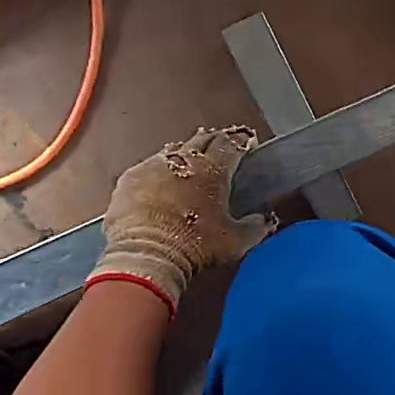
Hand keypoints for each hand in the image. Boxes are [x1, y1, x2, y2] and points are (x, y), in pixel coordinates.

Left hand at [87, 126, 275, 313]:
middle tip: (220, 147)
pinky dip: (157, 172)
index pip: (231, 144)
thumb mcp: (235, 241)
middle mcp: (183, 160)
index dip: (240, 142)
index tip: (246, 143)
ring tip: (189, 163)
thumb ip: (255, 227)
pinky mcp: (129, 179)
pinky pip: (147, 168)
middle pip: (202, 140)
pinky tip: (158, 183)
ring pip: (173, 151)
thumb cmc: (196, 246)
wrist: (147, 255)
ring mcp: (153, 166)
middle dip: (213, 141)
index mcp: (213, 169)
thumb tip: (265, 220)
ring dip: (184, 154)